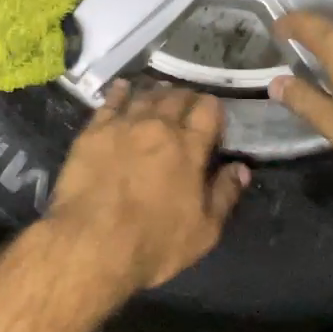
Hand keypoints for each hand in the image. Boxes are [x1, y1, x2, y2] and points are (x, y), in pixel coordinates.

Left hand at [46, 82, 249, 291]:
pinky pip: (110, 101)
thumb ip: (225, 195)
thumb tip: (241, 168)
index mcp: (189, 147)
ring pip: (146, 96)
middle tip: (187, 107)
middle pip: (177, 97)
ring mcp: (124, 125)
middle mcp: (159, 126)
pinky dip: (120, 92)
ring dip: (157, 93)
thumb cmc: (153, 243)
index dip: (213, 108)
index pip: (208, 110)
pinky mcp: (94, 131)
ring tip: (160, 95)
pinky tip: (123, 88)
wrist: (91, 243)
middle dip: (187, 99)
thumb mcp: (203, 231)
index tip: (212, 117)